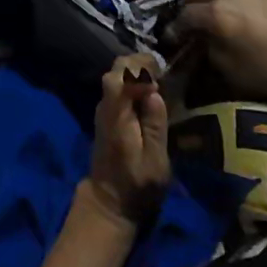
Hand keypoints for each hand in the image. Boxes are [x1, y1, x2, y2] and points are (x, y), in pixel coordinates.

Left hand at [83, 53, 169, 227]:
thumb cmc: (136, 184)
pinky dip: (132, 80)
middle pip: (116, 69)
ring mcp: (103, 109)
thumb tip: (154, 93)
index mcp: (117, 115)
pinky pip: (117, 85)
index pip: (121, 76)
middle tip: (163, 72)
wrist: (108, 203)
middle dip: (140, 63)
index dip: (141, 68)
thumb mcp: (154, 160)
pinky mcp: (106, 114)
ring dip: (136, 70)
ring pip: (115, 74)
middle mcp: (106, 106)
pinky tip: (148, 91)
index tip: (162, 73)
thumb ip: (155, 125)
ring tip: (159, 78)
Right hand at [172, 0, 266, 99]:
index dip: (173, 30)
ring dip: (211, 2)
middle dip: (186, 8)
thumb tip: (203, 43)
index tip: (171, 42)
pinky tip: (246, 18)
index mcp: (215, 14)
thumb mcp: (234, 72)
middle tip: (189, 27)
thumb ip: (211, 52)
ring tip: (218, 21)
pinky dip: (233, 1)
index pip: (182, 16)